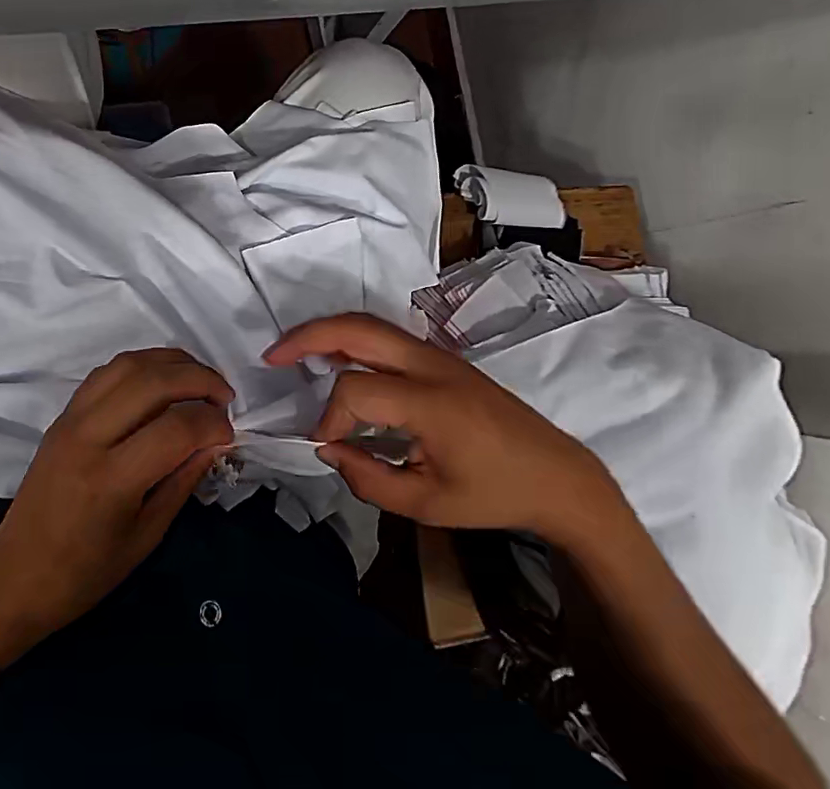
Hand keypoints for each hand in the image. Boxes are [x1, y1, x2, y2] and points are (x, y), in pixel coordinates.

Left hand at [0, 349, 233, 676]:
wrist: (15, 577)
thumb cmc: (85, 572)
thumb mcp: (146, 536)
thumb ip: (183, 480)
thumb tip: (217, 441)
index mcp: (111, 479)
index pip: (177, 428)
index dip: (213, 424)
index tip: (229, 435)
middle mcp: (88, 438)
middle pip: (153, 381)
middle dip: (200, 379)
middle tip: (224, 397)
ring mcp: (70, 421)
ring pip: (128, 364)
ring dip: (171, 362)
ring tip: (200, 381)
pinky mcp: (62, 416)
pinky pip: (106, 373)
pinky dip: (141, 366)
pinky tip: (162, 382)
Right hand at [264, 313, 626, 549]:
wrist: (557, 474)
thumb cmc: (494, 493)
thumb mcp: (427, 504)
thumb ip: (369, 479)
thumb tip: (328, 449)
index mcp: (431, 403)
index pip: (355, 392)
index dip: (329, 419)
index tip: (328, 447)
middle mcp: (431, 365)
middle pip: (358, 328)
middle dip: (307, 336)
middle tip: (272, 356)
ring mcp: (438, 355)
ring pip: (371, 324)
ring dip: (327, 332)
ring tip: (293, 353)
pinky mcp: (441, 358)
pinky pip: (386, 337)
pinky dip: (351, 339)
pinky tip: (334, 358)